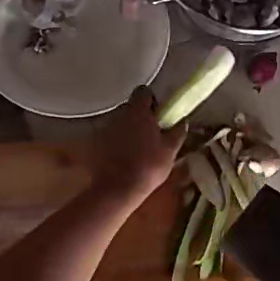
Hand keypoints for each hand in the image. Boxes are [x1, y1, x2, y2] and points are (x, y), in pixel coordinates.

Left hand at [91, 88, 182, 203]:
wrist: (117, 188)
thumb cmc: (148, 166)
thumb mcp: (170, 150)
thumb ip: (177, 131)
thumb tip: (183, 121)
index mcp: (137, 111)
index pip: (143, 92)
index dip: (152, 100)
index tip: (159, 114)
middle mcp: (118, 114)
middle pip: (130, 106)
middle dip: (140, 115)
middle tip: (152, 132)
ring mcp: (105, 127)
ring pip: (120, 121)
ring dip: (128, 128)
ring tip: (139, 147)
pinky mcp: (96, 142)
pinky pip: (110, 135)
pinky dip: (117, 140)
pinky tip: (125, 156)